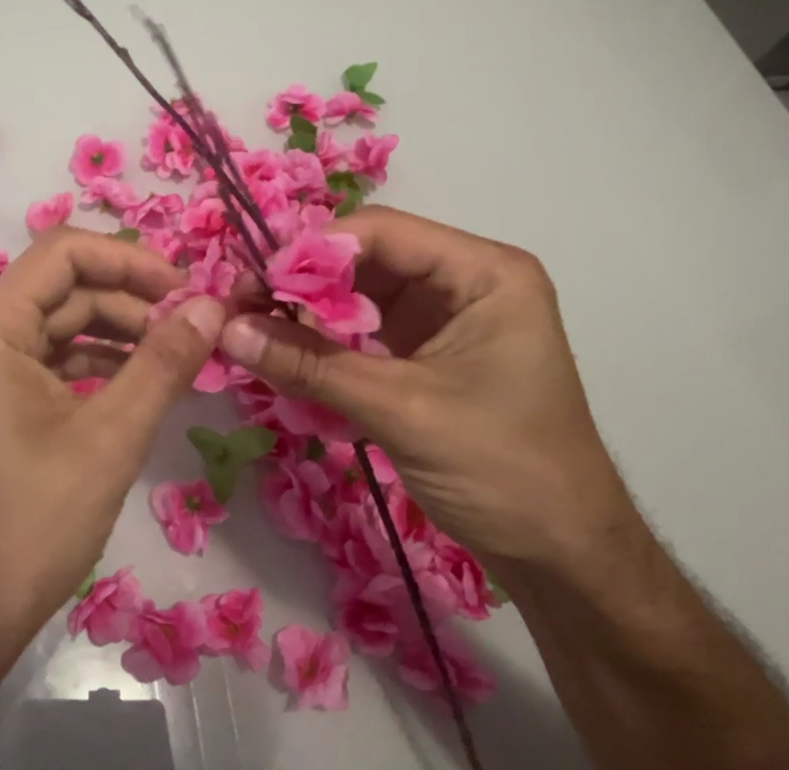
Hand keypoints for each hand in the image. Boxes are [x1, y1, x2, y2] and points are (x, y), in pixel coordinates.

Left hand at [0, 227, 225, 649]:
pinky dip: (100, 364)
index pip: (64, 252)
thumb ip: (163, 363)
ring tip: (180, 356)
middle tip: (196, 328)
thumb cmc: (32, 522)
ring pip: (63, 324)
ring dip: (121, 331)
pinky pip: (55, 361)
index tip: (187, 289)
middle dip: (132, 298)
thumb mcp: (110, 438)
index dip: (130, 258)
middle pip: (65, 286)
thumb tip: (214, 304)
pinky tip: (143, 384)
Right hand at [218, 205, 638, 572]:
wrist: (562, 555)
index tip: (249, 282)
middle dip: (302, 286)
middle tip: (239, 309)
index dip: (310, 251)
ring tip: (250, 334)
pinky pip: (363, 336)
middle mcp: (465, 284)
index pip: (381, 233)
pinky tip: (284, 363)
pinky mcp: (427, 358)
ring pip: (358, 298)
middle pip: (365, 262)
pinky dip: (325, 349)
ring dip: (307, 318)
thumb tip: (227, 331)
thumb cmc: (504, 471)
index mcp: (484, 274)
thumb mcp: (401, 411)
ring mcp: (445, 322)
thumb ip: (312, 367)